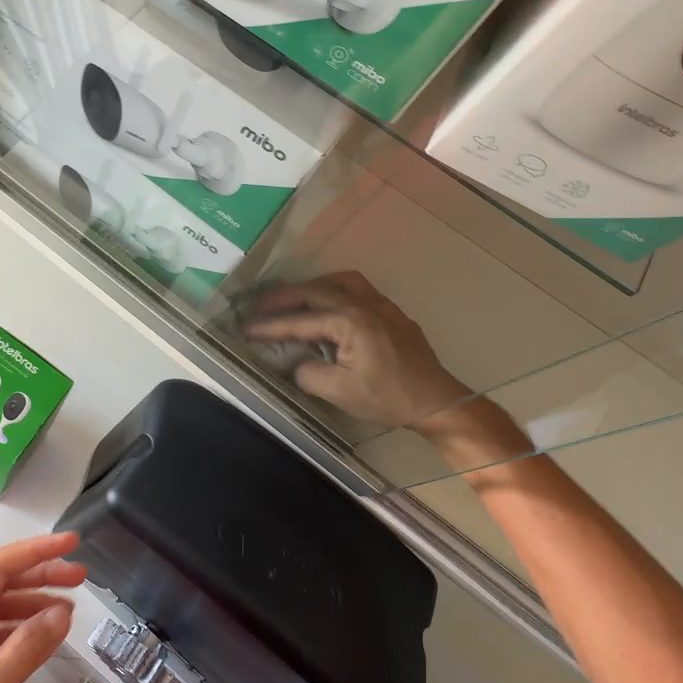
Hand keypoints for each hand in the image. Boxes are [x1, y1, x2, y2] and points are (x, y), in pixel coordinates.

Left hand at [0, 533, 87, 682]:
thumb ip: (25, 650)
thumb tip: (63, 613)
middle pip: (3, 583)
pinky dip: (24, 631)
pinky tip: (46, 636)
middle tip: (81, 576)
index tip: (71, 542)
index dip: (38, 550)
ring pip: (2, 608)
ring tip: (70, 608)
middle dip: (42, 575)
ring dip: (36, 603)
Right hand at [244, 271, 470, 430]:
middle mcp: (362, 303)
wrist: (438, 401)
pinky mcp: (391, 312)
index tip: (244, 327)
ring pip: (339, 281)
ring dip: (311, 286)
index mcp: (348, 321)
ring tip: (294, 298)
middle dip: (283, 298)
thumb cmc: (389, 397)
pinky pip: (357, 289)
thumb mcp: (340, 392)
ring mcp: (380, 304)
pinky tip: (330, 306)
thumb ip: (309, 373)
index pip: (299, 320)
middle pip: (314, 291)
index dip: (269, 325)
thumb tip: (298, 363)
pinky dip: (335, 290)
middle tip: (258, 306)